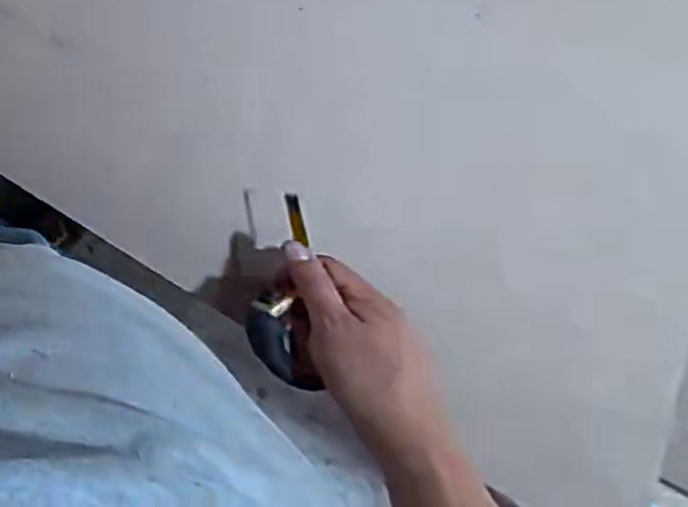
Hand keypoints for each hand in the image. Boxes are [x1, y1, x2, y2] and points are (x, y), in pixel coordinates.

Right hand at [283, 244, 456, 463]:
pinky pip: (358, 341)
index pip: (325, 265)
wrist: (411, 443)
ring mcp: (398, 342)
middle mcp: (389, 314)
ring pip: (344, 318)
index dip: (295, 273)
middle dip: (305, 304)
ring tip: (309, 352)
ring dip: (319, 327)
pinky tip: (333, 367)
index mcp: (373, 300)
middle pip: (334, 292)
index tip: (277, 296)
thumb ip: (311, 282)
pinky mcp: (399, 367)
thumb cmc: (364, 379)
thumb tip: (295, 245)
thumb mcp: (329, 325)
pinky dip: (337, 346)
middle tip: (291, 328)